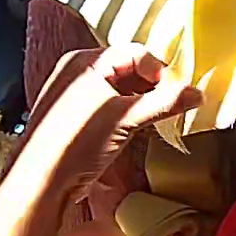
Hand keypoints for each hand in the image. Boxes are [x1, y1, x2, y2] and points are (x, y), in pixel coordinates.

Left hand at [24, 44, 202, 199]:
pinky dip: (128, 111)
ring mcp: (76, 95)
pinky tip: (137, 127)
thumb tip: (194, 93)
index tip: (175, 89)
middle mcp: (78, 73)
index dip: (159, 69)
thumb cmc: (72, 145)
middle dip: (152, 85)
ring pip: (120, 87)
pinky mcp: (77, 117)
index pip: (135, 52)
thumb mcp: (127, 118)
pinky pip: (110, 104)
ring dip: (142, 99)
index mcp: (85, 62)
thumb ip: (165, 103)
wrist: (41, 182)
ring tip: (157, 115)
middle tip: (171, 101)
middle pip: (128, 69)